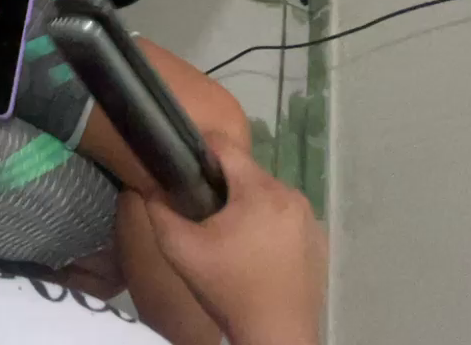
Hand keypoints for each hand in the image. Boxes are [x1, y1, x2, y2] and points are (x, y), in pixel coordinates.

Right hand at [126, 136, 326, 344]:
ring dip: (242, 201)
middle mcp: (292, 197)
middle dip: (220, 182)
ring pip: (263, 191)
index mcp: (262, 192)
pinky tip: (251, 249)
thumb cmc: (228, 290)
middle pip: (244, 169)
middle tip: (199, 208)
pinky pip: (282, 213)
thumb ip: (157, 206)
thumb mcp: (178, 248)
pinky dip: (264, 220)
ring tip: (224, 230)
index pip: (224, 145)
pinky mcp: (319, 242)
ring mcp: (310, 221)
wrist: (276, 342)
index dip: (196, 149)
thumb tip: (151, 183)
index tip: (180, 168)